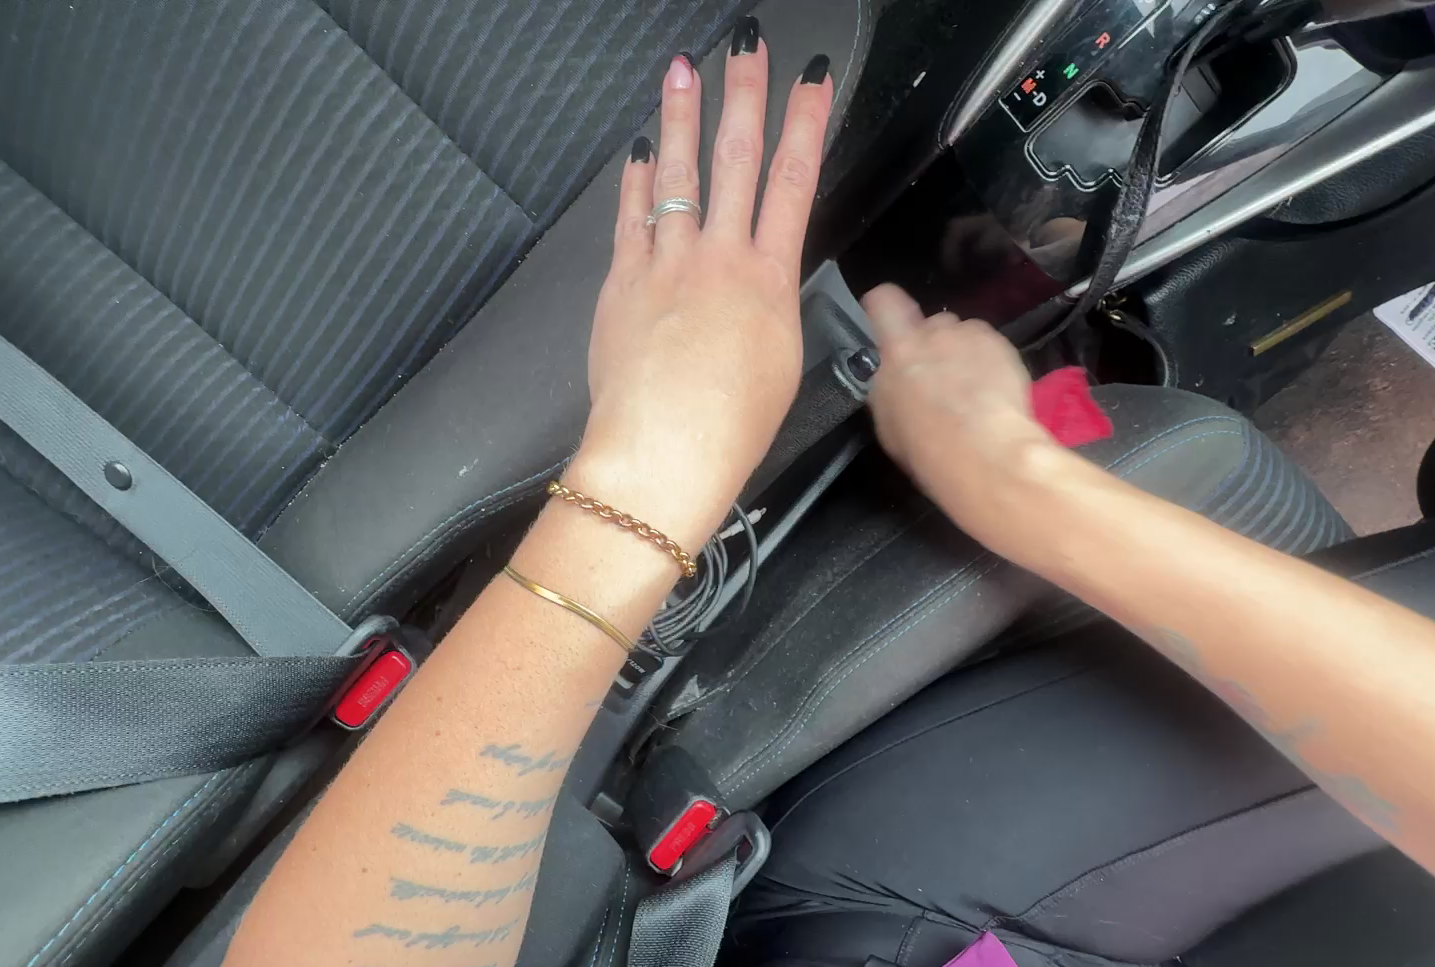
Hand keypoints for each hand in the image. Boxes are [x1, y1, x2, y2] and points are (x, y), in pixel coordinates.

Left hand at [568, 41, 834, 549]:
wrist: (665, 451)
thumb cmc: (730, 428)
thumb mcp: (778, 368)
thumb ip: (770, 315)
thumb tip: (757, 294)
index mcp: (769, 283)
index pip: (793, 185)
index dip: (806, 126)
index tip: (812, 82)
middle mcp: (719, 261)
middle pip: (736, 161)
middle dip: (745, 96)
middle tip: (747, 47)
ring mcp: (667, 266)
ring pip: (677, 176)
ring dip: (682, 119)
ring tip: (683, 71)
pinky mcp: (622, 284)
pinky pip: (631, 219)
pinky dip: (634, 183)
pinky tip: (637, 153)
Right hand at [863, 284, 1077, 557]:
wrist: (983, 452)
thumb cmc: (927, 446)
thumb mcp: (888, 422)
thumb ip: (889, 387)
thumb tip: (894, 381)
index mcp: (896, 351)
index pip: (883, 301)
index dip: (883, 306)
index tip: (884, 317)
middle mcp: (932, 333)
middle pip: (928, 324)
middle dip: (931, 343)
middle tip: (937, 376)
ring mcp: (970, 336)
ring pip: (962, 334)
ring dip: (962, 353)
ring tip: (970, 389)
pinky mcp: (1002, 344)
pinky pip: (989, 344)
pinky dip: (989, 361)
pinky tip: (991, 391)